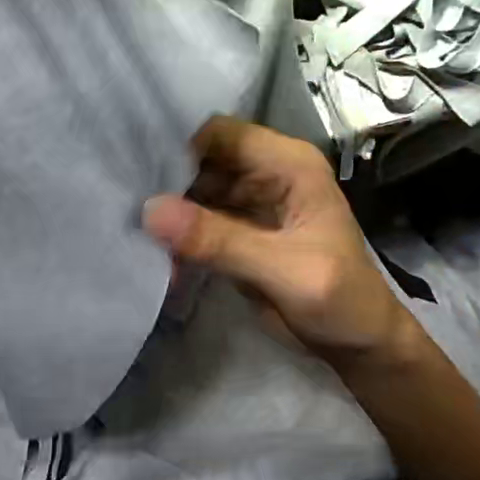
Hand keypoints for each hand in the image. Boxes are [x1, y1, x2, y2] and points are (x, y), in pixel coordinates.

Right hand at [143, 117, 417, 362]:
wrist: (359, 345)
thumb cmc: (340, 300)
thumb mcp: (283, 270)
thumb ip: (220, 240)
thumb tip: (149, 210)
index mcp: (289, 164)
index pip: (221, 134)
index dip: (179, 145)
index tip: (133, 168)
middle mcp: (267, 174)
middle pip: (203, 160)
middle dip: (165, 179)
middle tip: (121, 200)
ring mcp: (251, 203)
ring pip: (196, 190)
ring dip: (168, 209)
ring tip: (126, 224)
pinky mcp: (239, 232)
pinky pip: (198, 221)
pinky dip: (178, 234)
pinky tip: (149, 248)